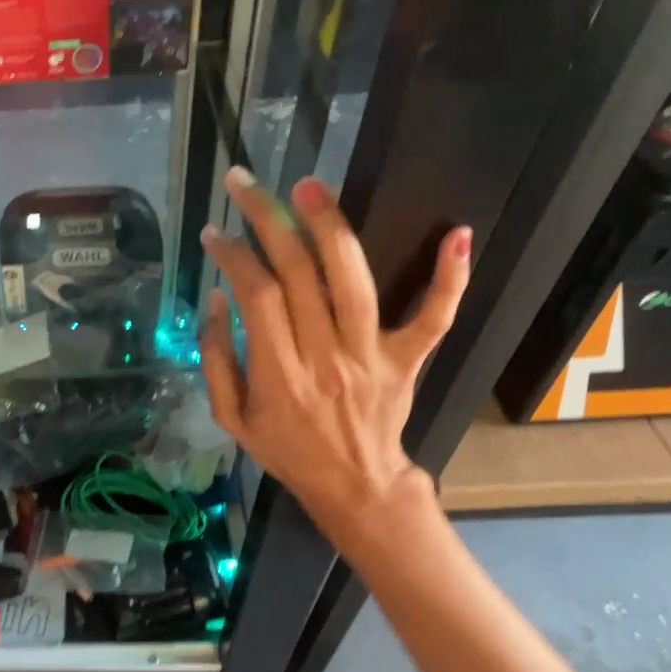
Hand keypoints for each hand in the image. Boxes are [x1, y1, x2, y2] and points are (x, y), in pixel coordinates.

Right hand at [198, 168, 470, 557]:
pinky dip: (449, 278)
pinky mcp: (408, 359)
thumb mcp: (231, 419)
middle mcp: (325, 358)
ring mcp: (372, 356)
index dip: (233, 256)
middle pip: (297, 275)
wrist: (355, 488)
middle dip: (266, 220)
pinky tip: (456, 233)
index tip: (214, 233)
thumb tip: (218, 300)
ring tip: (307, 187)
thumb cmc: (287, 451)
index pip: (256, 296)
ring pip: (353, 282)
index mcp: (278, 375)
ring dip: (330, 228)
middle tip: (244, 183)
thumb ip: (217, 359)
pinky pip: (434, 317)